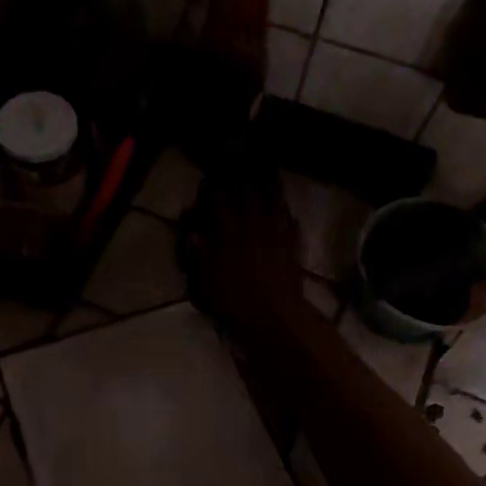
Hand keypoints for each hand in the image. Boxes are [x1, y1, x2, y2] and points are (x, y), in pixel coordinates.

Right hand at [180, 157, 304, 335]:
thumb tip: (192, 232)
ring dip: (272, 194)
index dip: (219, 192)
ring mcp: (276, 238)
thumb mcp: (208, 278)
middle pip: (251, 200)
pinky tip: (290, 215)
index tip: (215, 180)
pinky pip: (291, 229)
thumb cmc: (235, 298)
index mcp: (231, 234)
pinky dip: (289, 220)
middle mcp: (254, 229)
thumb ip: (201, 253)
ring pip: (274, 209)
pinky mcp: (292, 251)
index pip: (223, 206)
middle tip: (246, 171)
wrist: (273, 314)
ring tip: (271, 180)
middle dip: (247, 185)